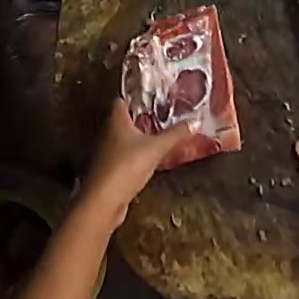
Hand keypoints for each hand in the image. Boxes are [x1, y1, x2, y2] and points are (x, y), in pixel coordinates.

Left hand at [81, 102, 192, 223]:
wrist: (102, 203)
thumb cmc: (126, 166)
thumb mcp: (156, 148)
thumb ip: (176, 134)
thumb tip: (196, 121)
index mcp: (116, 121)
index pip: (121, 101)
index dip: (135, 96)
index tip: (153, 95)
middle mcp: (108, 134)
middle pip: (124, 120)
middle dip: (141, 117)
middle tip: (163, 114)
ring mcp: (106, 153)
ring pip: (124, 139)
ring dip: (139, 137)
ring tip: (161, 135)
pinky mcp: (108, 171)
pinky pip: (124, 156)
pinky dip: (136, 155)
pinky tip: (151, 158)